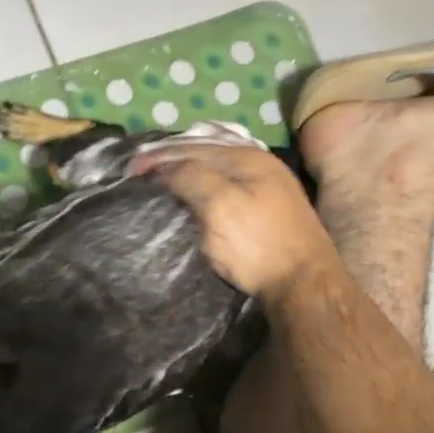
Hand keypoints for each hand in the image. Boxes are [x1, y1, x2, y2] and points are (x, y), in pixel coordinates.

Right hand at [135, 144, 338, 297]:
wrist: (303, 283)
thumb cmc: (257, 245)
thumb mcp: (220, 207)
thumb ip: (192, 179)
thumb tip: (166, 169)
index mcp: (247, 158)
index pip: (192, 149)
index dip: (159, 158)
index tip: (130, 172)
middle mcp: (259, 164)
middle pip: (207, 151)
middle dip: (171, 157)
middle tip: (140, 170)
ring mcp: (267, 185)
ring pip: (218, 166)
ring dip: (187, 167)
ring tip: (162, 175)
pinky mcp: (267, 208)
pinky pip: (226, 182)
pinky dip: (203, 181)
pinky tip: (193, 191)